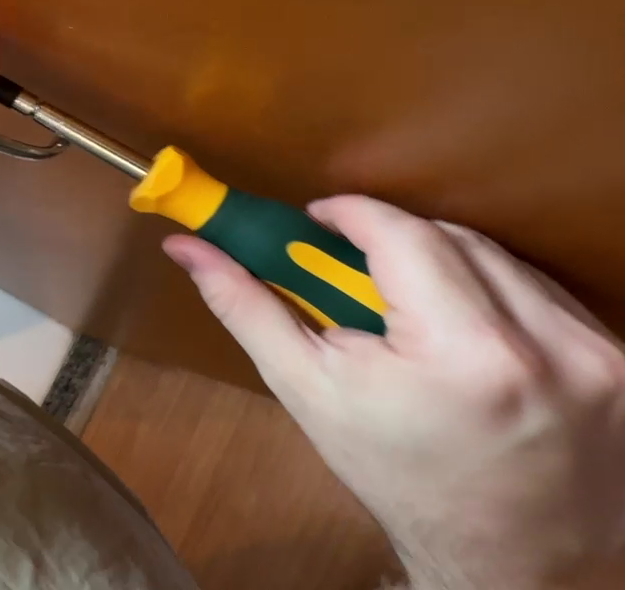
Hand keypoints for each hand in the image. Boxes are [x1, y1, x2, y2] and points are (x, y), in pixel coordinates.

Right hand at [166, 197, 624, 589]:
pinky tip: (458, 327)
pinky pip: (542, 291)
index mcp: (464, 352)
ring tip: (402, 303)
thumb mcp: (303, 388)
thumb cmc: (397, 474)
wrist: (516, 561)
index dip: (350, 213)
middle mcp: (550, 347)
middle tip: (345, 262)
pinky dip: (489, 289)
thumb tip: (185, 246)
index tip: (315, 218)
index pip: (403, 234)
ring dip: (440, 260)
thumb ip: (243, 305)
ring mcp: (604, 358)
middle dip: (389, 236)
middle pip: (451, 237)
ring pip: (500, 258)